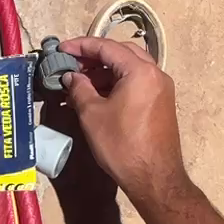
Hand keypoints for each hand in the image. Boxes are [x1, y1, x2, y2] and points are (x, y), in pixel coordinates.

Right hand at [59, 37, 192, 209]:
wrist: (154, 177)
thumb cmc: (121, 144)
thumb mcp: (92, 114)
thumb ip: (79, 88)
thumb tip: (71, 76)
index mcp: (140, 71)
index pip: (107, 47)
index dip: (81, 46)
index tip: (62, 49)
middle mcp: (155, 74)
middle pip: (122, 52)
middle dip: (95, 56)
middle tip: (72, 63)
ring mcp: (161, 88)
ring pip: (130, 67)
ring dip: (105, 70)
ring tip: (81, 81)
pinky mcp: (161, 102)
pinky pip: (137, 82)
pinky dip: (117, 82)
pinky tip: (98, 95)